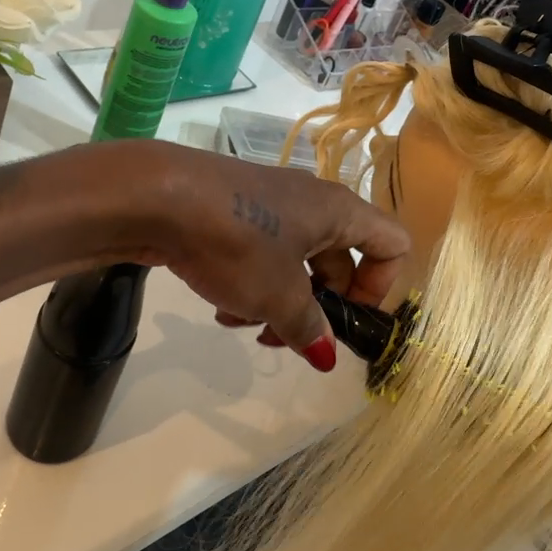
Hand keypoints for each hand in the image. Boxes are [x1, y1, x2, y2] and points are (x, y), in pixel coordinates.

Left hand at [130, 143, 408, 371]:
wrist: (158, 196)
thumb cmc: (235, 242)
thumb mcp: (277, 295)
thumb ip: (309, 327)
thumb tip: (327, 355)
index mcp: (338, 211)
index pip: (392, 244)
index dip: (380, 287)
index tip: (347, 319)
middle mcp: (312, 203)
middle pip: (340, 261)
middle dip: (319, 307)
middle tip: (289, 337)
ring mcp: (272, 205)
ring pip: (296, 264)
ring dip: (279, 303)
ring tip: (244, 324)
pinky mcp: (237, 212)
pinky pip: (263, 255)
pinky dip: (252, 284)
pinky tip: (221, 308)